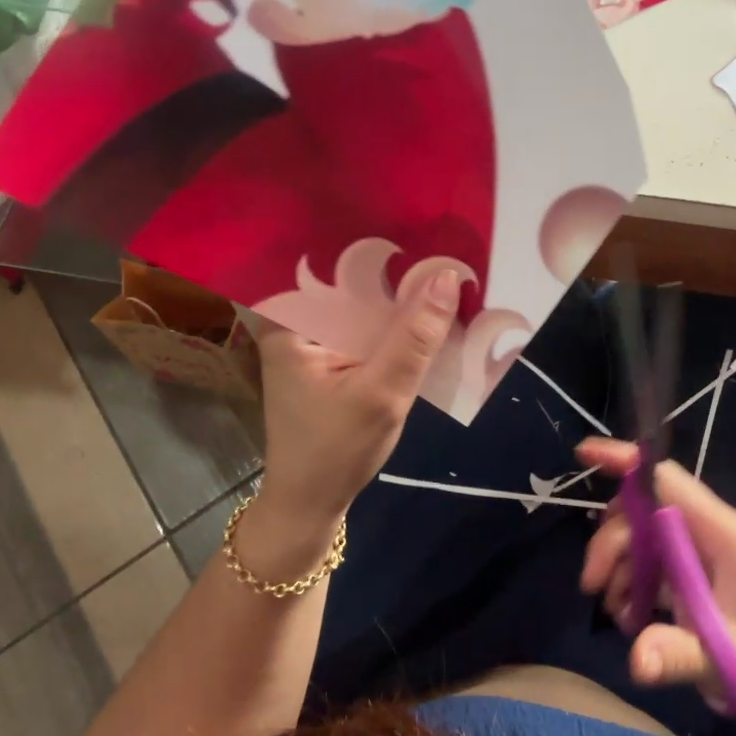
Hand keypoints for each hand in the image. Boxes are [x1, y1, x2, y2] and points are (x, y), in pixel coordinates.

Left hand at [254, 269, 461, 522]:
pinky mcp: (329, 361)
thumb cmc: (335, 451)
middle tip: (443, 246)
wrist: (311, 506)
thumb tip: (446, 275)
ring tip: (441, 272)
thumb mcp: (381, 393)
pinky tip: (426, 315)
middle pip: (350, 284)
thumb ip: (414, 337)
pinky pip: (364, 331)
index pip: (333, 264)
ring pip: (362, 308)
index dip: (378, 245)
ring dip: (397, 301)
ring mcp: (312, 344)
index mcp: (289, 322)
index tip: (422, 229)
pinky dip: (392, 327)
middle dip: (394, 271)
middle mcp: (294, 324)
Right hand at [577, 438, 735, 729]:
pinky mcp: (700, 580)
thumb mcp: (734, 661)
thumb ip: (681, 656)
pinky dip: (635, 588)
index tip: (582, 453)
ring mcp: (704, 556)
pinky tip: (634, 623)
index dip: (623, 460)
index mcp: (722, 532)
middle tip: (592, 587)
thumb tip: (635, 660)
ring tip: (618, 615)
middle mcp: (709, 534)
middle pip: (643, 515)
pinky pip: (655, 568)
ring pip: (644, 541)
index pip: (665, 479)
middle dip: (611, 543)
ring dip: (620, 570)